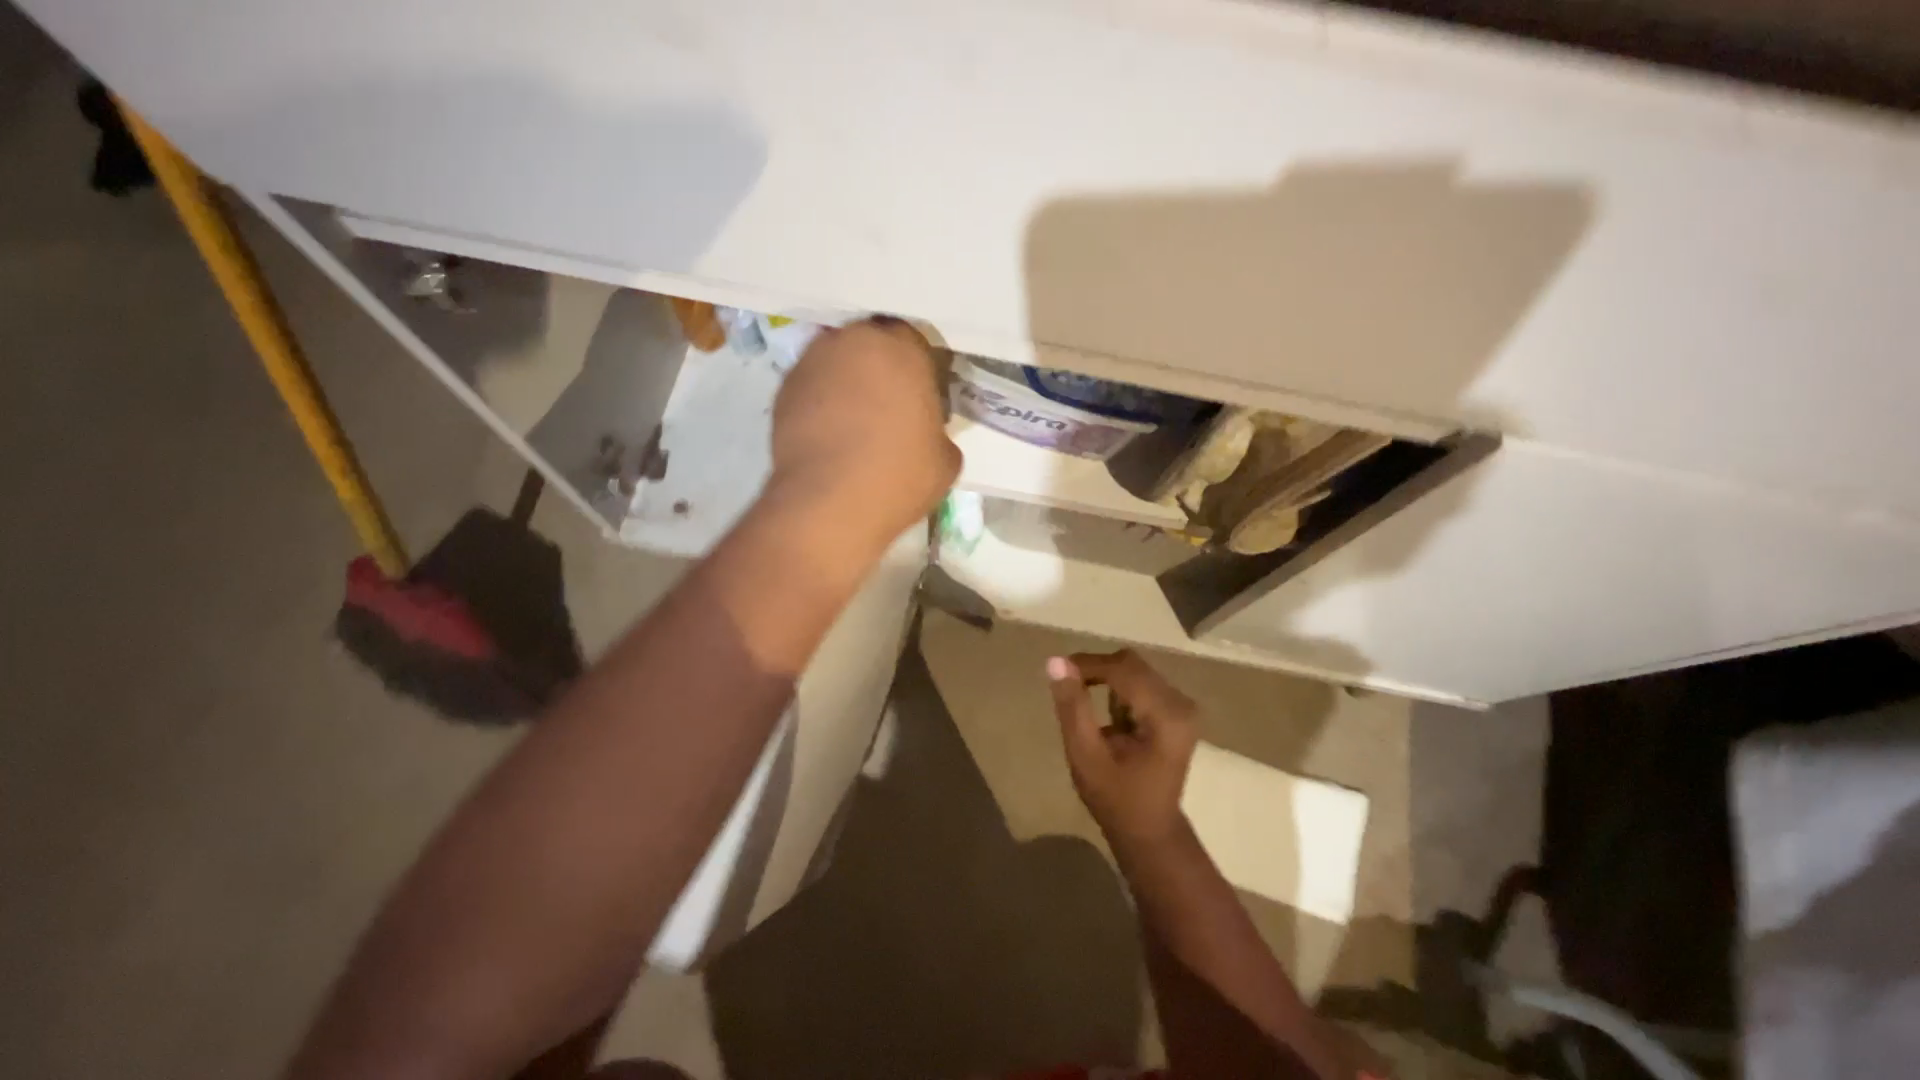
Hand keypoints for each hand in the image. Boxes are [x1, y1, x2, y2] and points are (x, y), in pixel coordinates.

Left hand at [768, 317, 960, 542]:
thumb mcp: (945, 458)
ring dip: (845, 382)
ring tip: (852, 422)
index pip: (912, 341)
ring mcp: (811, 362)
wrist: (829, 503)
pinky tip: (827, 434)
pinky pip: (810, 387)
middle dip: (877, 367)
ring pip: (835, 362)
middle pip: (869, 344)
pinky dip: (818, 402)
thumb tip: (926, 434)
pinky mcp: (783, 390)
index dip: (916, 367)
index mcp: (900, 347)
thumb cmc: (899, 475)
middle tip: (886, 406)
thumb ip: (937, 430)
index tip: (919, 396)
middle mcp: (852, 341)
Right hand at [1047, 650, 1199, 848]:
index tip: (1058, 671)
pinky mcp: (1177, 713)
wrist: (1150, 832)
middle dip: (1097, 669)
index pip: (1123, 669)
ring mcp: (1182, 708)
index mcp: (1166, 714)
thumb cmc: (1115, 799)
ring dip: (1107, 679)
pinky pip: (1143, 686)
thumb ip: (1072, 707)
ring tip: (1083, 702)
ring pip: (1137, 672)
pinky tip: (1108, 717)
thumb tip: (1055, 662)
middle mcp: (1181, 703)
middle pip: (1132, 665)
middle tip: (1067, 685)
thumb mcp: (1085, 756)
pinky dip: (1119, 691)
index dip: (1088, 664)